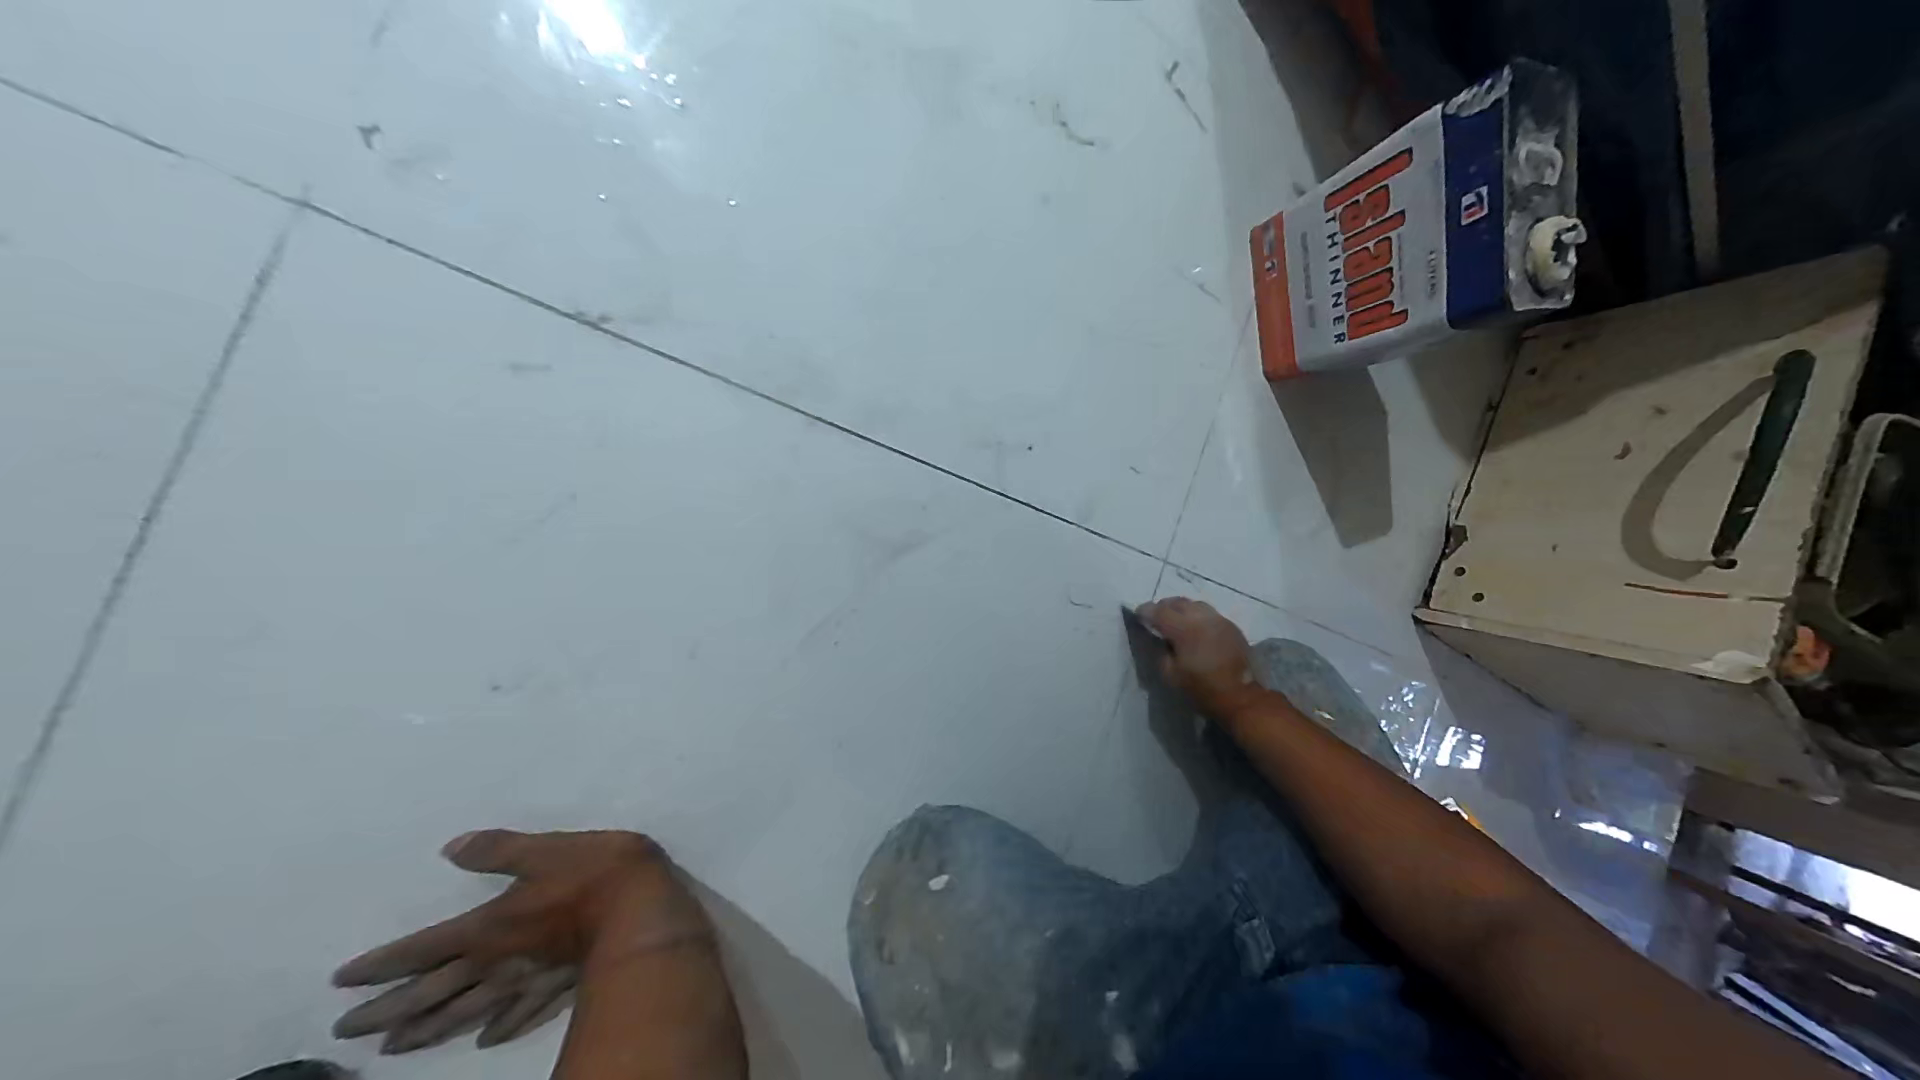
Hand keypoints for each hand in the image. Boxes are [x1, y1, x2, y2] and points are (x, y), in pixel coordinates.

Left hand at [333, 829, 708, 1053]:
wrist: (640, 909)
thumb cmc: (591, 872)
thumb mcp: (545, 848)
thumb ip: (499, 849)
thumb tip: (451, 847)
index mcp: (488, 925)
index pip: (423, 949)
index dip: (382, 963)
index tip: (342, 982)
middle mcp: (496, 962)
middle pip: (433, 992)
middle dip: (389, 1009)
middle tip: (347, 1030)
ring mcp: (526, 982)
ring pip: (466, 1013)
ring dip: (429, 1030)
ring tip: (395, 1047)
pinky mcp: (556, 989)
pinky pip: (518, 1016)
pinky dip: (497, 1029)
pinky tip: (486, 1041)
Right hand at [1138, 597, 1259, 713]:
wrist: (1242, 698)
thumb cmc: (1203, 689)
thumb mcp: (1171, 675)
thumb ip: (1161, 652)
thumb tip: (1160, 639)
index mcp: (1185, 629)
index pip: (1158, 611)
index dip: (1145, 611)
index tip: (1137, 616)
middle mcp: (1202, 618)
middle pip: (1177, 602)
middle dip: (1162, 607)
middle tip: (1155, 619)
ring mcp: (1219, 620)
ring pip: (1194, 604)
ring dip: (1181, 609)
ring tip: (1175, 622)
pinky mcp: (1231, 626)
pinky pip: (1208, 613)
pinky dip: (1196, 616)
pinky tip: (1195, 630)